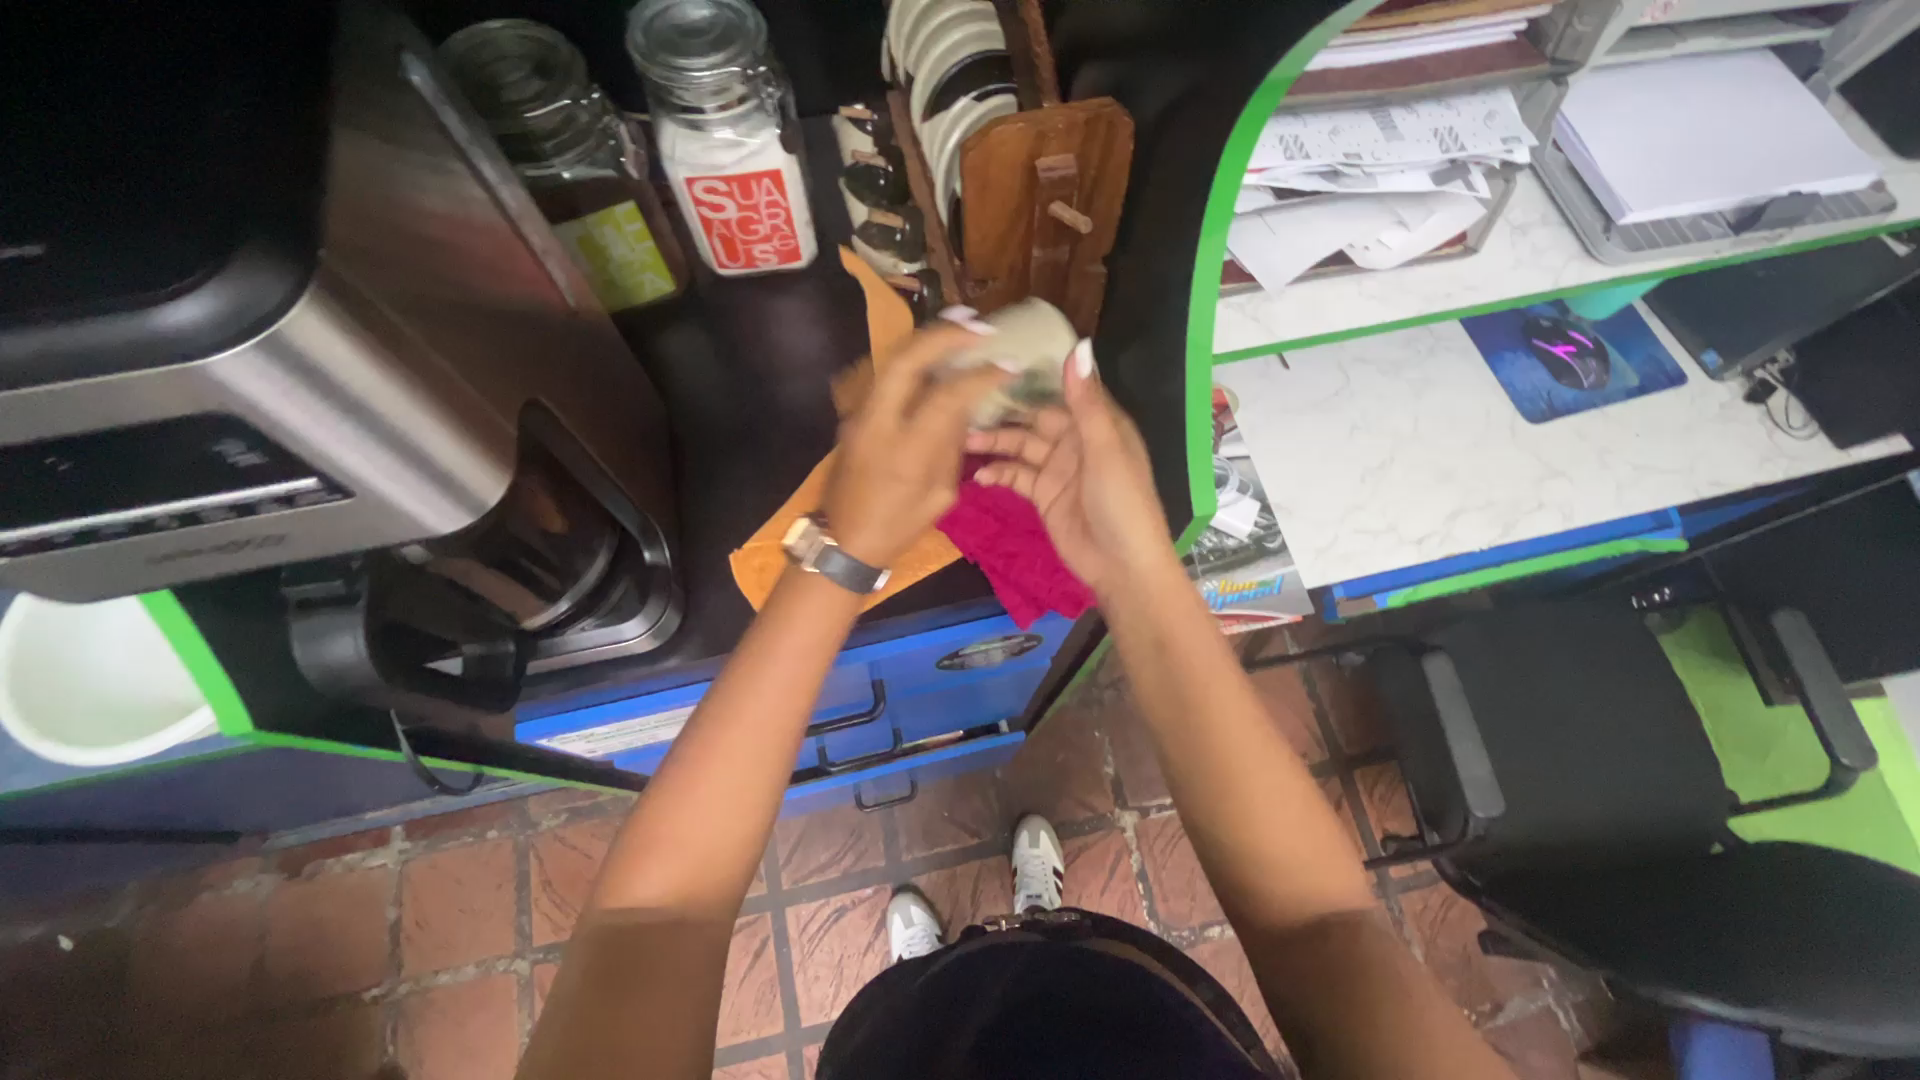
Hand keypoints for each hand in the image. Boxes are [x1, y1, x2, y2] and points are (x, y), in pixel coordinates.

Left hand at [822, 324, 1009, 567]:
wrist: (842, 542)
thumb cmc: (898, 527)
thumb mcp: (939, 495)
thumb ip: (951, 446)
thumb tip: (963, 408)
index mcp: (906, 451)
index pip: (947, 396)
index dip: (981, 376)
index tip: (1009, 366)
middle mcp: (878, 423)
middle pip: (907, 360)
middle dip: (945, 336)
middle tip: (979, 326)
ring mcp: (859, 415)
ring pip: (890, 360)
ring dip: (925, 339)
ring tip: (958, 324)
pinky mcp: (853, 416)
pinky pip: (884, 375)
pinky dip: (911, 357)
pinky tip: (931, 352)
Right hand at [967, 340, 1178, 596]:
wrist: (1122, 565)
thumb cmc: (1122, 502)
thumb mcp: (1105, 449)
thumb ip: (1086, 401)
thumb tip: (1078, 345)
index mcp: (1099, 424)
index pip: (1063, 390)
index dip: (1034, 375)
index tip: (999, 357)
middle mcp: (1076, 441)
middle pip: (1034, 418)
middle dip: (1003, 412)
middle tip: (965, 402)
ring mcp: (1058, 469)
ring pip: (1020, 447)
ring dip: (995, 443)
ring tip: (963, 440)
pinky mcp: (1044, 496)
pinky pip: (1016, 477)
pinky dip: (998, 473)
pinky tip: (979, 475)